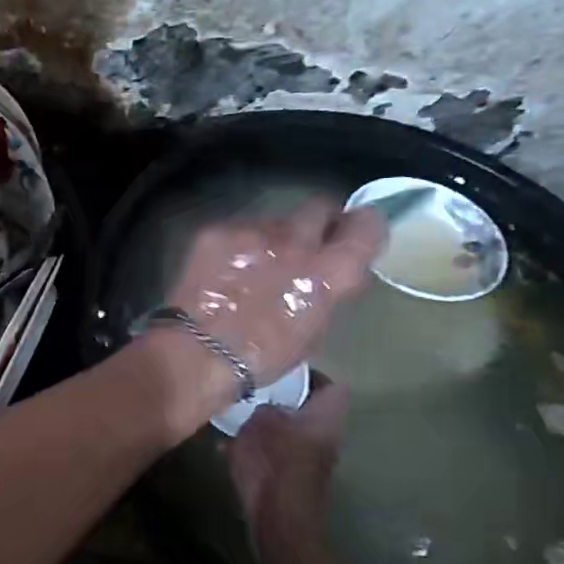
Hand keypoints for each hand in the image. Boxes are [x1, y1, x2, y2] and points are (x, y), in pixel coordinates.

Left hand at [168, 199, 387, 383]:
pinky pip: (239, 229)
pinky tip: (229, 269)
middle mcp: (295, 241)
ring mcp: (253, 231)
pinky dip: (241, 245)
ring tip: (258, 266)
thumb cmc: (262, 356)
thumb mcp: (315, 330)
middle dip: (319, 223)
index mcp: (329, 271)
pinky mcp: (218, 230)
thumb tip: (341, 270)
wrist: (198, 351)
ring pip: (275, 220)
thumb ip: (332, 291)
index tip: (355, 235)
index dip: (364, 227)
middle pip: (319, 207)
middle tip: (308, 245)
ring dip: (275, 238)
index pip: (366, 225)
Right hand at [229, 381, 352, 537]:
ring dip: (263, 420)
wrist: (279, 519)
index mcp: (326, 416)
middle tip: (250, 385)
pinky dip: (253, 444)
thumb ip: (262, 404)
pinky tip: (226, 442)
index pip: (329, 384)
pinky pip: (271, 450)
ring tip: (234, 410)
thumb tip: (258, 401)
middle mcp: (324, 434)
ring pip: (286, 427)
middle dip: (278, 396)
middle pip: (305, 406)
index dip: (306, 373)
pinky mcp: (290, 475)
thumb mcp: (260, 419)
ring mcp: (308, 457)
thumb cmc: (275, 461)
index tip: (277, 366)